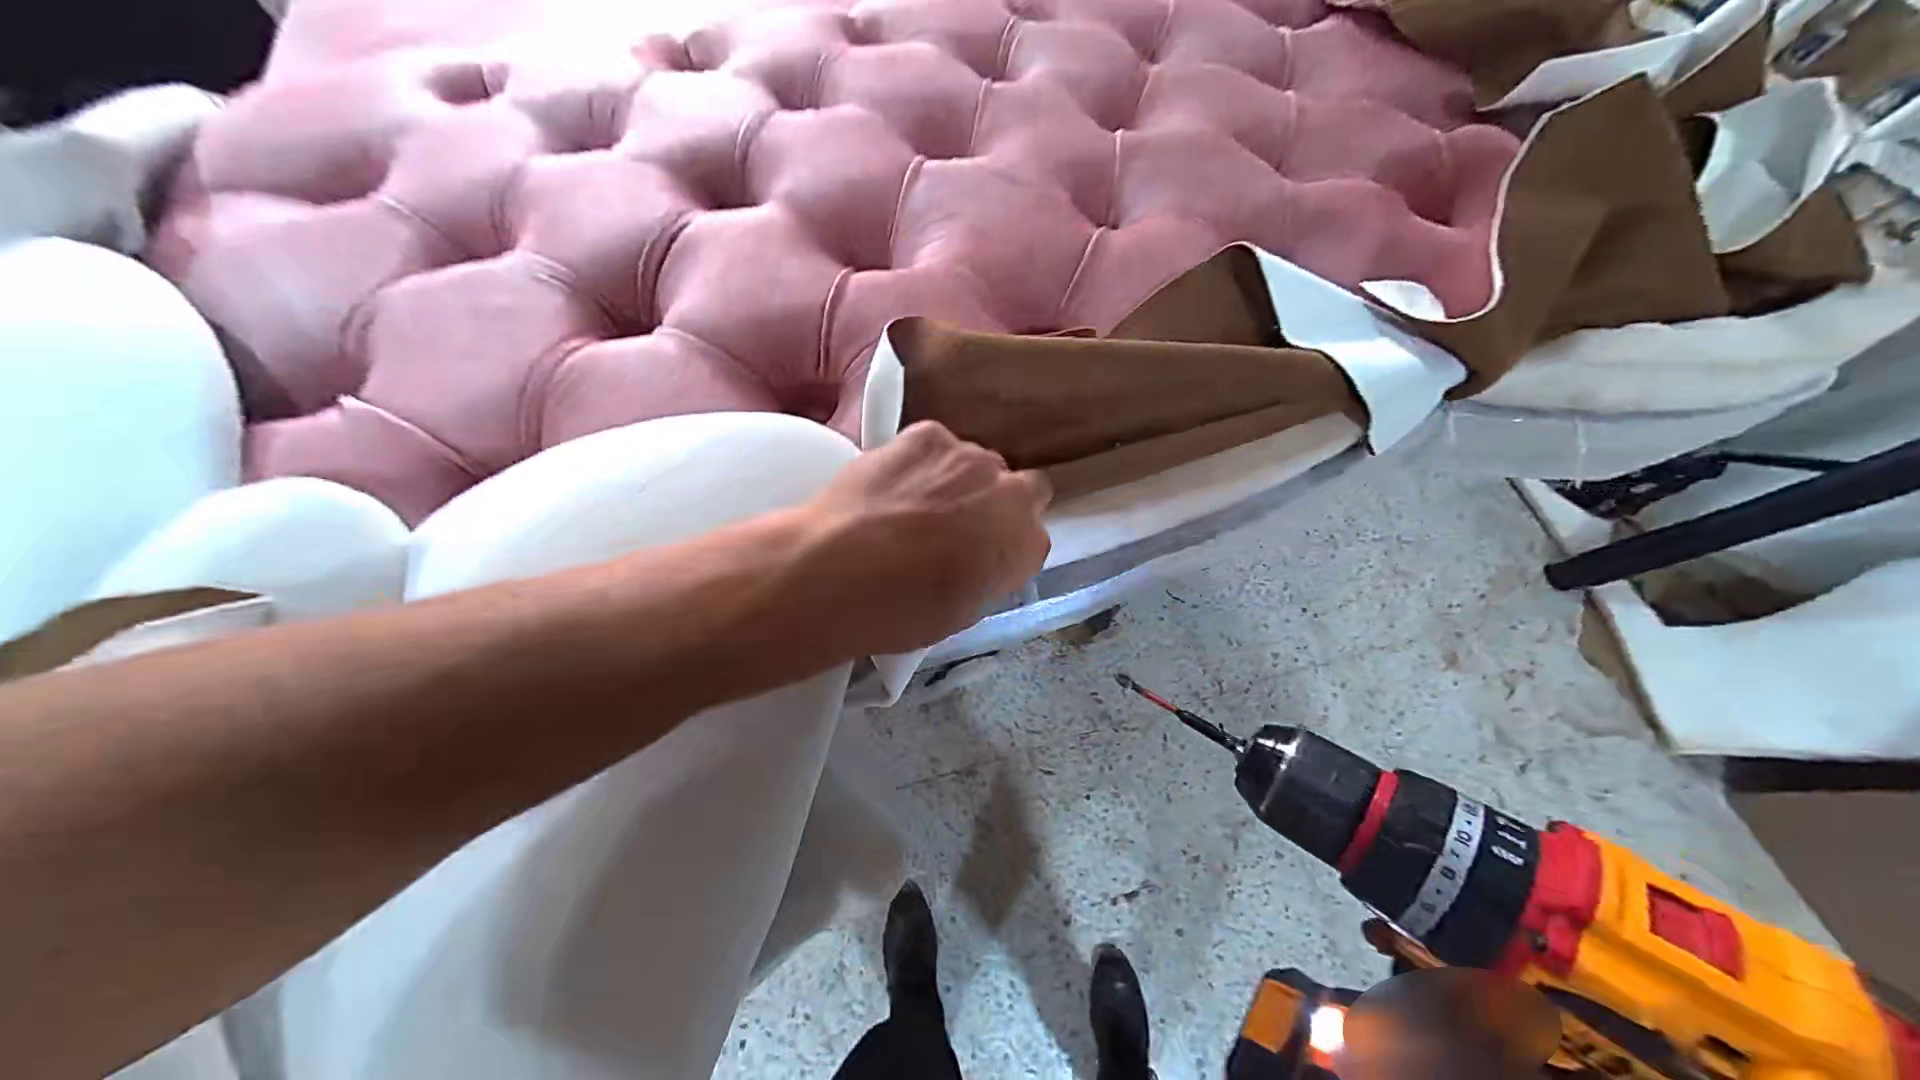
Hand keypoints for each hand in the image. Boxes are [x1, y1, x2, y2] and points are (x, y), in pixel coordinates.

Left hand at [792, 421, 1051, 655]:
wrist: (839, 572)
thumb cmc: (900, 609)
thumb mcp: (960, 612)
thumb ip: (986, 576)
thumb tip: (975, 563)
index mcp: (1026, 544)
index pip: (1031, 535)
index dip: (1003, 544)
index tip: (980, 554)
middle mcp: (1010, 494)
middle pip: (1016, 489)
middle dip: (992, 504)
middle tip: (953, 528)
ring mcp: (969, 458)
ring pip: (973, 464)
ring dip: (954, 481)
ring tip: (911, 508)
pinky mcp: (928, 435)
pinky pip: (934, 446)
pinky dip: (918, 462)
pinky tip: (891, 487)